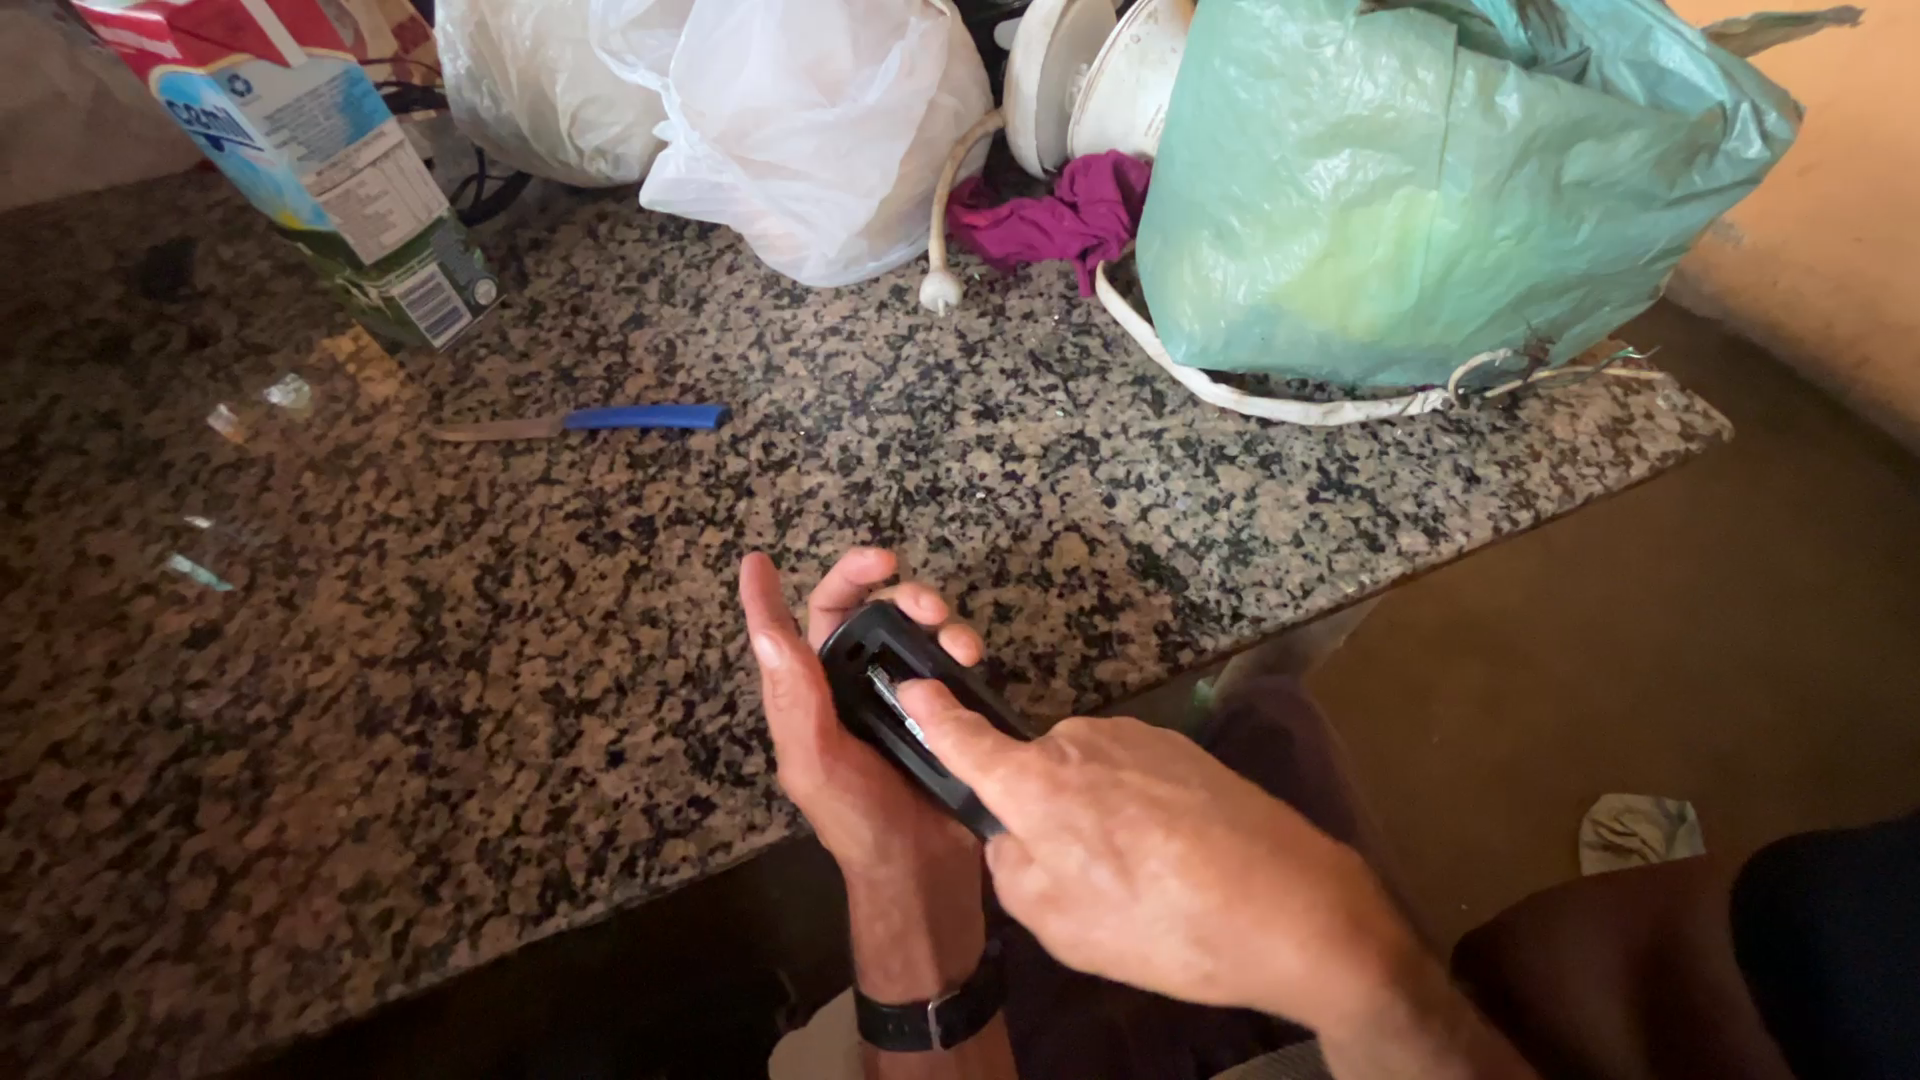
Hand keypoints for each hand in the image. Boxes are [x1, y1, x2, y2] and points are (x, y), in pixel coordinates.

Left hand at [737, 548, 987, 880]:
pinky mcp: (939, 699)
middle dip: (880, 583)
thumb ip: (795, 699)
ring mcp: (898, 688)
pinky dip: (958, 641)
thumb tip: (767, 632)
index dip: (767, 597)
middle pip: (858, 609)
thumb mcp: (814, 762)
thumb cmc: (859, 820)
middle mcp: (850, 682)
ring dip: (928, 608)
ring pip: (907, 623)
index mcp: (809, 694)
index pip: (784, 633)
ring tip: (950, 627)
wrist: (925, 866)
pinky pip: (945, 654)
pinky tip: (970, 654)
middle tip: (901, 572)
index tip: (757, 561)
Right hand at [895, 681, 1424, 1033]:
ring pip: (1084, 775)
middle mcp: (1077, 742)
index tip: (910, 684)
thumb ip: (1014, 870)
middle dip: (1044, 815)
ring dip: (1095, 813)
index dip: (932, 714)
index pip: (966, 740)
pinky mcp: (1175, 744)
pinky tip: (1175, 851)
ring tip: (1145, 872)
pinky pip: (1127, 771)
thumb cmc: (1164, 924)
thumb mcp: (1062, 925)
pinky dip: (1134, 806)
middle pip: (1033, 773)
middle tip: (1090, 876)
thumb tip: (1012, 836)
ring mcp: (1131, 736)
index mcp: (1038, 785)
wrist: (1294, 905)